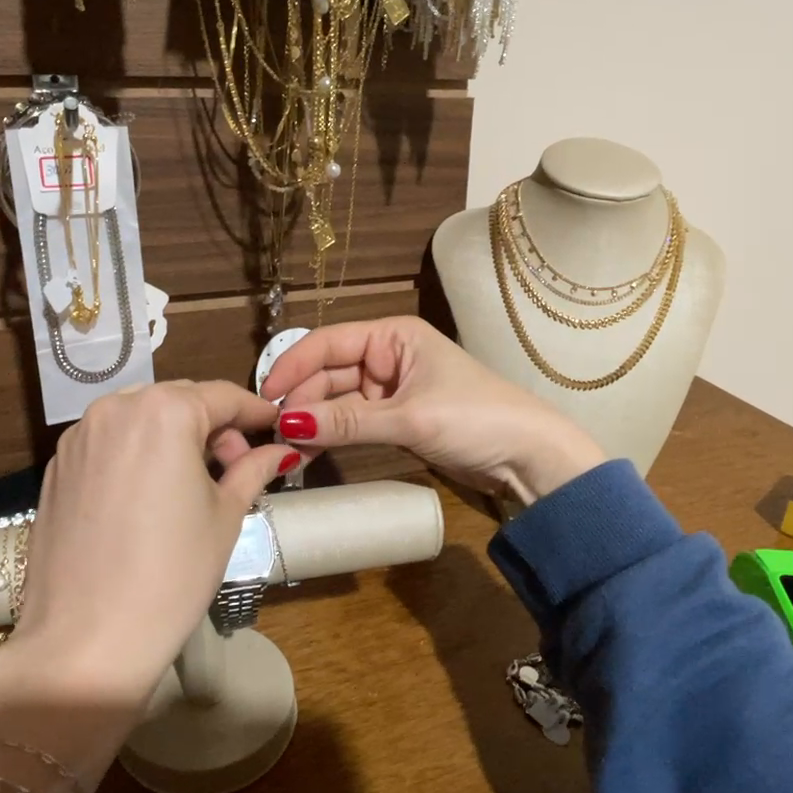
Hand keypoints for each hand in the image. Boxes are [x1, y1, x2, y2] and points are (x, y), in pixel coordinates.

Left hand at [3, 380, 296, 707]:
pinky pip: (110, 441)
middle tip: (237, 468)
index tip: (277, 427)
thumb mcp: (225, 516)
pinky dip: (138, 451)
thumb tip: (280, 450)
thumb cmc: (171, 574)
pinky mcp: (56, 466)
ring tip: (194, 483)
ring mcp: (79, 436)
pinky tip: (151, 496)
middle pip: (180, 400)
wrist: (85, 640)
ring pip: (142, 416)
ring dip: (174, 435)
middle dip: (214, 425)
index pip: (223, 396)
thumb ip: (253, 469)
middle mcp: (116, 408)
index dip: (255, 412)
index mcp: (164, 411)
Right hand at [259, 316, 604, 505]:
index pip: (328, 343)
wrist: (528, 456)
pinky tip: (307, 454)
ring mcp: (390, 391)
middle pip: (329, 373)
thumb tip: (287, 424)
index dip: (293, 366)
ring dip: (312, 423)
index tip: (263, 396)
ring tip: (283, 450)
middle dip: (301, 401)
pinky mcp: (396, 421)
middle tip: (270, 434)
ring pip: (337, 402)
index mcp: (393, 336)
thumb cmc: (475, 418)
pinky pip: (352, 423)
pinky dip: (332, 437)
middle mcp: (387, 357)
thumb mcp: (409, 418)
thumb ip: (346, 422)